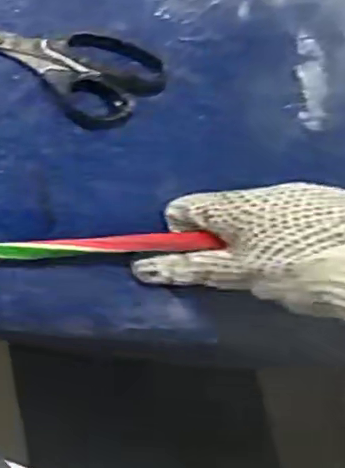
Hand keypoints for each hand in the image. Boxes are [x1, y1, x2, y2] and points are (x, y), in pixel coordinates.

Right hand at [132, 183, 344, 318]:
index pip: (181, 209)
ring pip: (268, 216)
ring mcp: (315, 196)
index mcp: (234, 204)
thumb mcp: (238, 275)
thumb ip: (186, 268)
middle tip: (247, 269)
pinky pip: (306, 219)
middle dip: (227, 239)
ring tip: (293, 266)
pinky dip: (304, 236)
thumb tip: (141, 268)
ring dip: (267, 237)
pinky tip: (326, 257)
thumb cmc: (304, 268)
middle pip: (225, 213)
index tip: (203, 260)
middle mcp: (270, 191)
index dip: (182, 236)